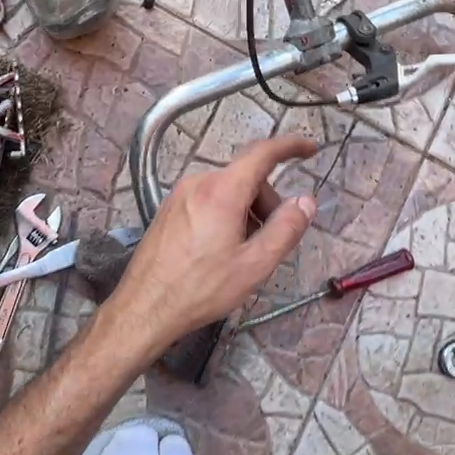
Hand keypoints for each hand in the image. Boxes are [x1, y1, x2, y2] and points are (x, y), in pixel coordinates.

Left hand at [106, 136, 318, 352]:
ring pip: (226, 190)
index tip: (310, 149)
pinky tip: (220, 251)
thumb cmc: (201, 288)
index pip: (262, 153)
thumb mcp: (254, 265)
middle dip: (267, 202)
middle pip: (245, 177)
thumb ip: (286, 229)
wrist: (145, 308)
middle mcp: (198, 183)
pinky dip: (225, 215)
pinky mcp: (168, 210)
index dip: (290, 146)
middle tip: (271, 240)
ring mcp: (179, 195)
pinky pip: (207, 200)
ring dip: (245, 212)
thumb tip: (306, 202)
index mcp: (222, 190)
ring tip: (242, 252)